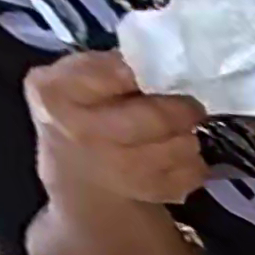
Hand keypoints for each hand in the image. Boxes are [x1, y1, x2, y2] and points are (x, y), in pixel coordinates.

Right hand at [24, 51, 207, 204]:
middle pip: (158, 117)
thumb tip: (153, 63)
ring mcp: (126, 168)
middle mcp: (88, 133)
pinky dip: (195, 160)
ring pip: (184, 145)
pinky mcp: (160, 191)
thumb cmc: (80, 115)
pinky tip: (177, 156)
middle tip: (191, 105)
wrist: (85, 174)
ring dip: (189, 136)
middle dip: (182, 109)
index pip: (114, 73)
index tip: (153, 75)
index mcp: (58, 93)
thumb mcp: (72, 81)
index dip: (142, 73)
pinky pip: (196, 170)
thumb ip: (104, 68)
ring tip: (178, 132)